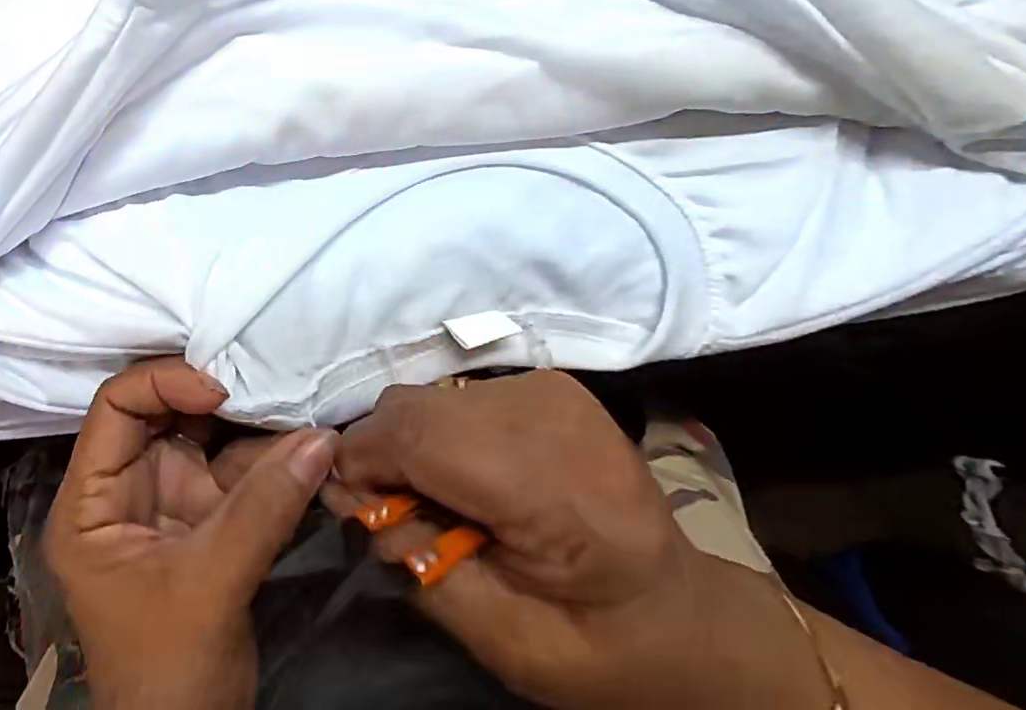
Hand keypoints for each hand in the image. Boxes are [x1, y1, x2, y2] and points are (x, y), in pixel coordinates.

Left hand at [43, 358, 337, 709]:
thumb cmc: (169, 670)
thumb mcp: (209, 585)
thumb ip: (263, 508)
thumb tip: (323, 438)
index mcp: (93, 500)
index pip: (117, 408)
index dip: (164, 384)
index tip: (220, 390)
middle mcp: (130, 486)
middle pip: (167, 411)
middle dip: (217, 392)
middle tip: (269, 378)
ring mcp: (174, 497)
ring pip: (212, 435)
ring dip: (255, 419)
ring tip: (300, 398)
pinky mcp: (212, 514)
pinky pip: (244, 466)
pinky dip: (276, 454)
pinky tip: (311, 440)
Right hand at [325, 370, 832, 709]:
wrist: (680, 611)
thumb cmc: (598, 645)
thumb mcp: (504, 641)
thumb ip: (418, 561)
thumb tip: (345, 495)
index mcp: (555, 487)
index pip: (422, 436)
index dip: (365, 462)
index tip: (345, 503)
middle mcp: (551, 413)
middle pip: (418, 405)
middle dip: (381, 453)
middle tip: (389, 511)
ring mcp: (552, 387)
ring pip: (431, 394)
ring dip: (410, 442)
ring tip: (433, 498)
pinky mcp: (548, 381)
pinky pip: (458, 394)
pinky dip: (439, 430)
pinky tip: (463, 473)